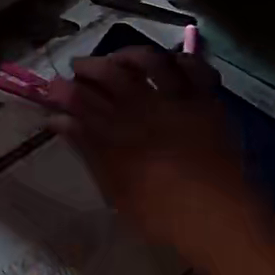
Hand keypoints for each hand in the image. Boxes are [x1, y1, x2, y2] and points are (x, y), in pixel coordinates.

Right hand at [48, 47, 274, 266]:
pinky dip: (179, 61)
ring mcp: (178, 101)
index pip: (78, 99)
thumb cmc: (163, 214)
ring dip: (129, 54)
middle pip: (109, 71)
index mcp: (117, 132)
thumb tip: (60, 122)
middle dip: (88, 65)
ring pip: (149, 60)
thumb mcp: (115, 189)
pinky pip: (194, 68)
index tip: (51, 88)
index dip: (60, 89)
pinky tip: (169, 64)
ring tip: (120, 59)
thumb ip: (88, 150)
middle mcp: (144, 108)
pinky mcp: (206, 101)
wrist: (223, 220)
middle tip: (78, 68)